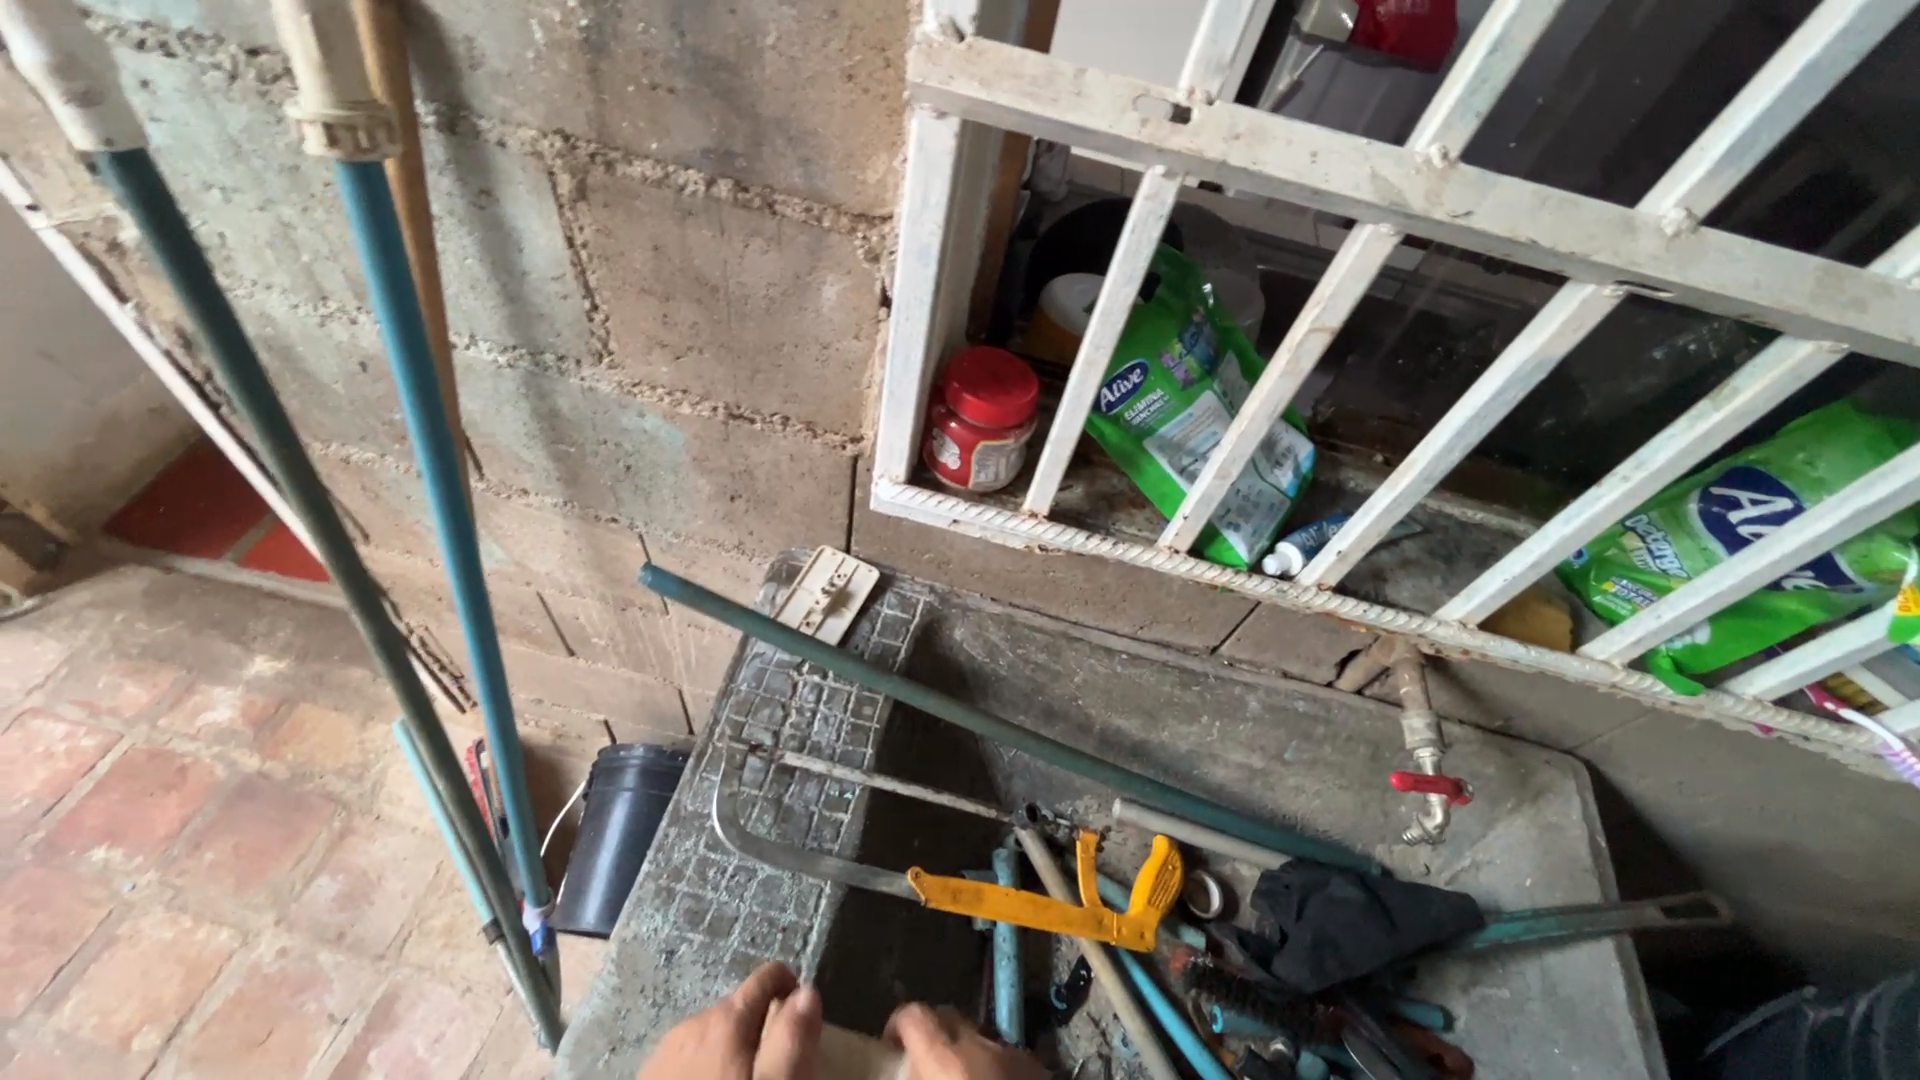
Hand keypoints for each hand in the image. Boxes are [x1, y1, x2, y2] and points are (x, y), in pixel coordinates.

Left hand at [637, 962, 821, 1079]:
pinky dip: (702, 1067)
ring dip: (730, 1050)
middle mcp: (693, 1023)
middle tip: (770, 1074)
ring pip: (711, 1032)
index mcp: (728, 1020)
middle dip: (759, 1029)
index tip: (799, 1026)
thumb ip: (794, 1040)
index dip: (791, 991)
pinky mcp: (648, 1075)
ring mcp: (665, 1051)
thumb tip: (806, 992)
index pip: (768, 976)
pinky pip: (686, 1056)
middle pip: (740, 1007)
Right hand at [885, 1004, 1048, 1079]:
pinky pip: (1007, 1059)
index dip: (898, 1025)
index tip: (890, 1048)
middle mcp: (980, 1046)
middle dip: (933, 1036)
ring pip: (980, 1040)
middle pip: (949, 1017)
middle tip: (923, 1070)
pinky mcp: (1038, 1069)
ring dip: (966, 1058)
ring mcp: (1014, 1054)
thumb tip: (914, 1075)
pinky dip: (994, 1071)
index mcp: (946, 1061)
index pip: (915, 1016)